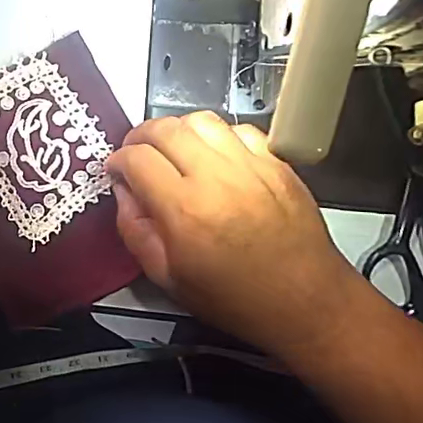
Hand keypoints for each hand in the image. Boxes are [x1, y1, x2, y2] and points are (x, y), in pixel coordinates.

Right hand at [106, 111, 361, 359]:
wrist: (305, 302)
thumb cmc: (235, 298)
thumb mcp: (167, 277)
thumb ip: (135, 230)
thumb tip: (124, 192)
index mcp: (184, 210)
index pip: (137, 158)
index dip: (118, 160)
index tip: (116, 169)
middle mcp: (217, 179)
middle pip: (165, 129)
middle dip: (140, 135)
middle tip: (136, 152)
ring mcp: (251, 166)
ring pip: (201, 120)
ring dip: (177, 129)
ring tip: (172, 148)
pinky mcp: (276, 164)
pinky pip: (239, 130)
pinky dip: (218, 136)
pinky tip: (213, 155)